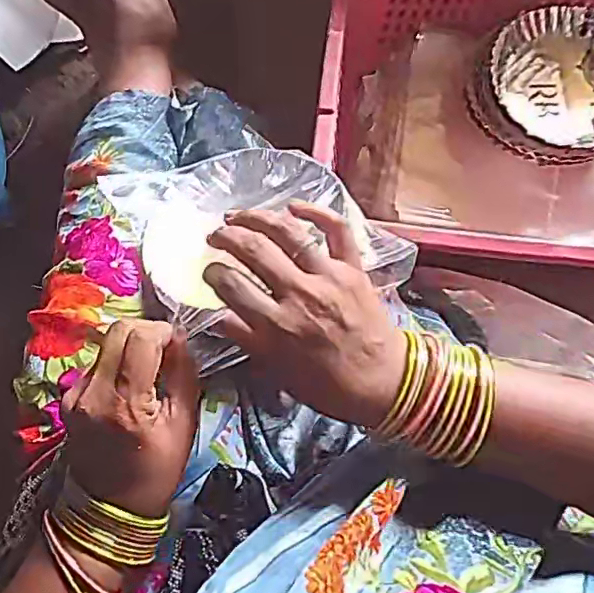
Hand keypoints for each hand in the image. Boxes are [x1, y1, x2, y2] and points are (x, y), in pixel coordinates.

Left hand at [63, 319, 201, 516]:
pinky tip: (126, 386)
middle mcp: (93, 392)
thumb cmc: (156, 471)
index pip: (140, 336)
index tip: (177, 344)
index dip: (164, 332)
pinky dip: (115, 364)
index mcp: (125, 402)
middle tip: (164, 350)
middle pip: (118, 330)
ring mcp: (74, 394)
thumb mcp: (184, 424)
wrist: (110, 508)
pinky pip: (96, 363)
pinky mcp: (66, 398)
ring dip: (130, 347)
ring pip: (105, 344)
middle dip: (146, 332)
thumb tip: (179, 338)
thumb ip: (183, 373)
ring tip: (147, 371)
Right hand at [203, 202, 407, 426]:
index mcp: (277, 325)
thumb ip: (246, 339)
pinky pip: (336, 230)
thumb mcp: (278, 370)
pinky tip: (292, 207)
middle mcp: (300, 294)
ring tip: (238, 216)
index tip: (208, 270)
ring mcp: (329, 276)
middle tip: (214, 236)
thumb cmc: (328, 386)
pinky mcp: (354, 268)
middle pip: (254, 250)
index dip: (212, 272)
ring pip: (288, 233)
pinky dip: (316, 212)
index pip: (231, 285)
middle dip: (226, 237)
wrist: (384, 384)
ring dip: (257, 218)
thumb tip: (217, 316)